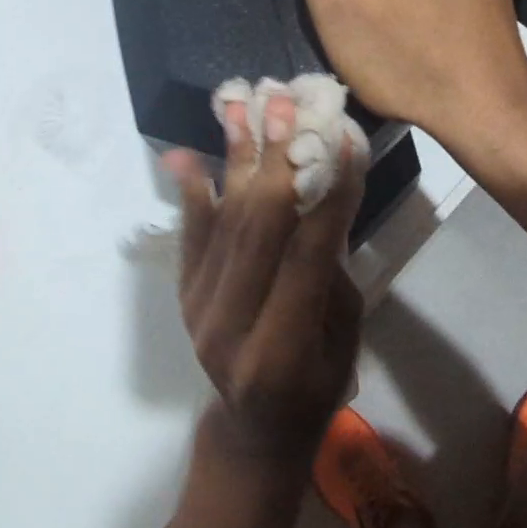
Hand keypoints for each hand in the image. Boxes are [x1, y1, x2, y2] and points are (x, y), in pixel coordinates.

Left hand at [166, 94, 365, 461]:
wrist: (255, 425)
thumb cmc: (317, 382)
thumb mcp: (344, 332)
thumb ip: (330, 265)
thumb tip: (326, 185)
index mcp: (280, 351)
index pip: (306, 255)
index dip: (327, 195)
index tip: (343, 137)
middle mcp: (229, 327)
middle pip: (257, 229)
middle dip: (275, 159)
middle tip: (286, 102)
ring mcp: (197, 308)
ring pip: (224, 221)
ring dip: (236, 156)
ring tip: (243, 103)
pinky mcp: (182, 293)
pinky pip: (190, 233)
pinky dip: (193, 190)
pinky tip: (189, 151)